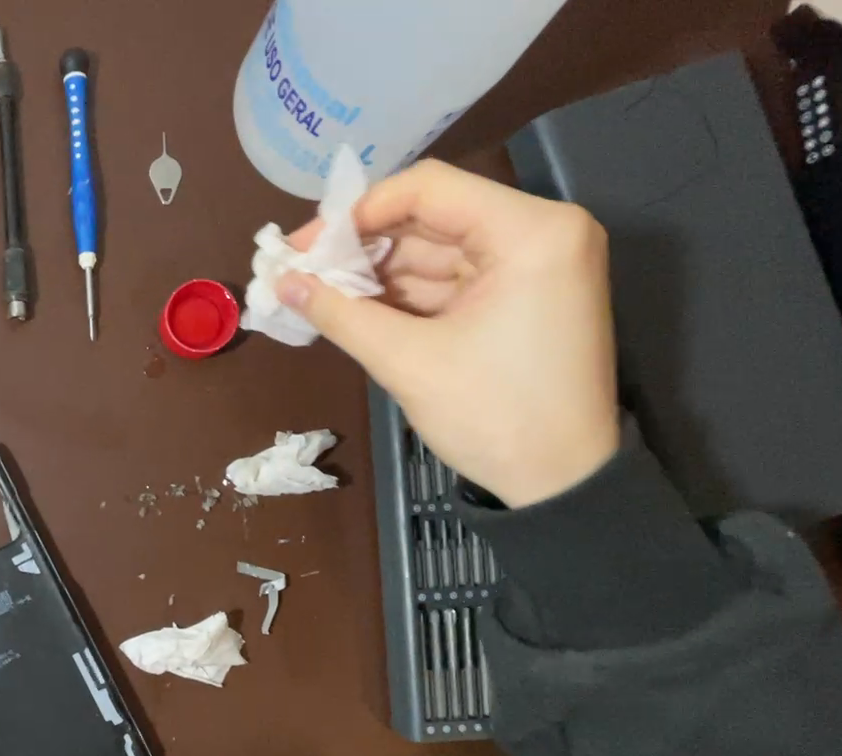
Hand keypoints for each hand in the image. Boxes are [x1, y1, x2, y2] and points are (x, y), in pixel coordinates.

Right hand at [277, 160, 620, 507]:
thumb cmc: (492, 415)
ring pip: (434, 251)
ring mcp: (532, 266)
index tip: (305, 246)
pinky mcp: (520, 297)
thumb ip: (340, 314)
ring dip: (375, 273)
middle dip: (361, 247)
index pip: (429, 188)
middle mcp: (539, 232)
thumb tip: (282, 283)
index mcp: (530, 232)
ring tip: (316, 293)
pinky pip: (448, 281)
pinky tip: (353, 307)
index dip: (358, 212)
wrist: (558, 481)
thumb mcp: (407, 361)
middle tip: (300, 271)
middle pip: (430, 218)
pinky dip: (401, 295)